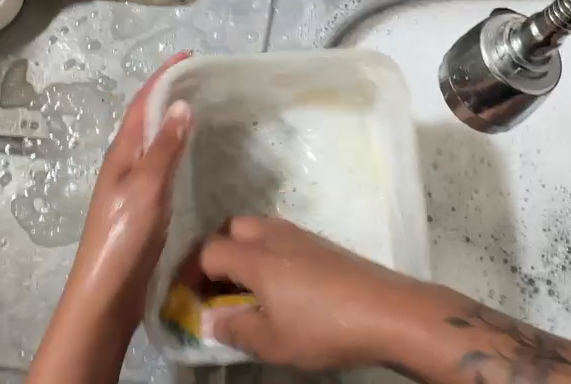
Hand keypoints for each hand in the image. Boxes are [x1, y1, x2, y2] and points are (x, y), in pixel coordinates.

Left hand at [29, 53, 192, 383]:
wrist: (107, 294)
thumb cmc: (123, 236)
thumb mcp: (147, 187)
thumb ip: (165, 147)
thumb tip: (181, 103)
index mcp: (123, 152)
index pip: (143, 103)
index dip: (163, 77)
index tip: (187, 56)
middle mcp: (125, 162)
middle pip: (148, 117)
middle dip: (170, 92)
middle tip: (202, 77)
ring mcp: (133, 184)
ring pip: (155, 139)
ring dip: (174, 118)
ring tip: (203, 106)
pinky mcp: (143, 204)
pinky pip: (163, 162)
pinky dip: (178, 146)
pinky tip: (195, 154)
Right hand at [192, 217, 432, 370]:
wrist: (384, 309)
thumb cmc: (322, 327)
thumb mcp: (273, 341)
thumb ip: (235, 328)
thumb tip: (208, 318)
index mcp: (256, 257)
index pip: (208, 250)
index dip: (191, 273)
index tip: (187, 298)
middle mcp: (274, 235)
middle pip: (231, 227)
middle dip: (215, 252)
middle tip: (213, 287)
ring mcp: (299, 234)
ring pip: (257, 227)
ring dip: (241, 249)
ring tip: (242, 288)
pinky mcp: (319, 241)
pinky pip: (278, 235)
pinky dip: (265, 251)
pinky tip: (275, 284)